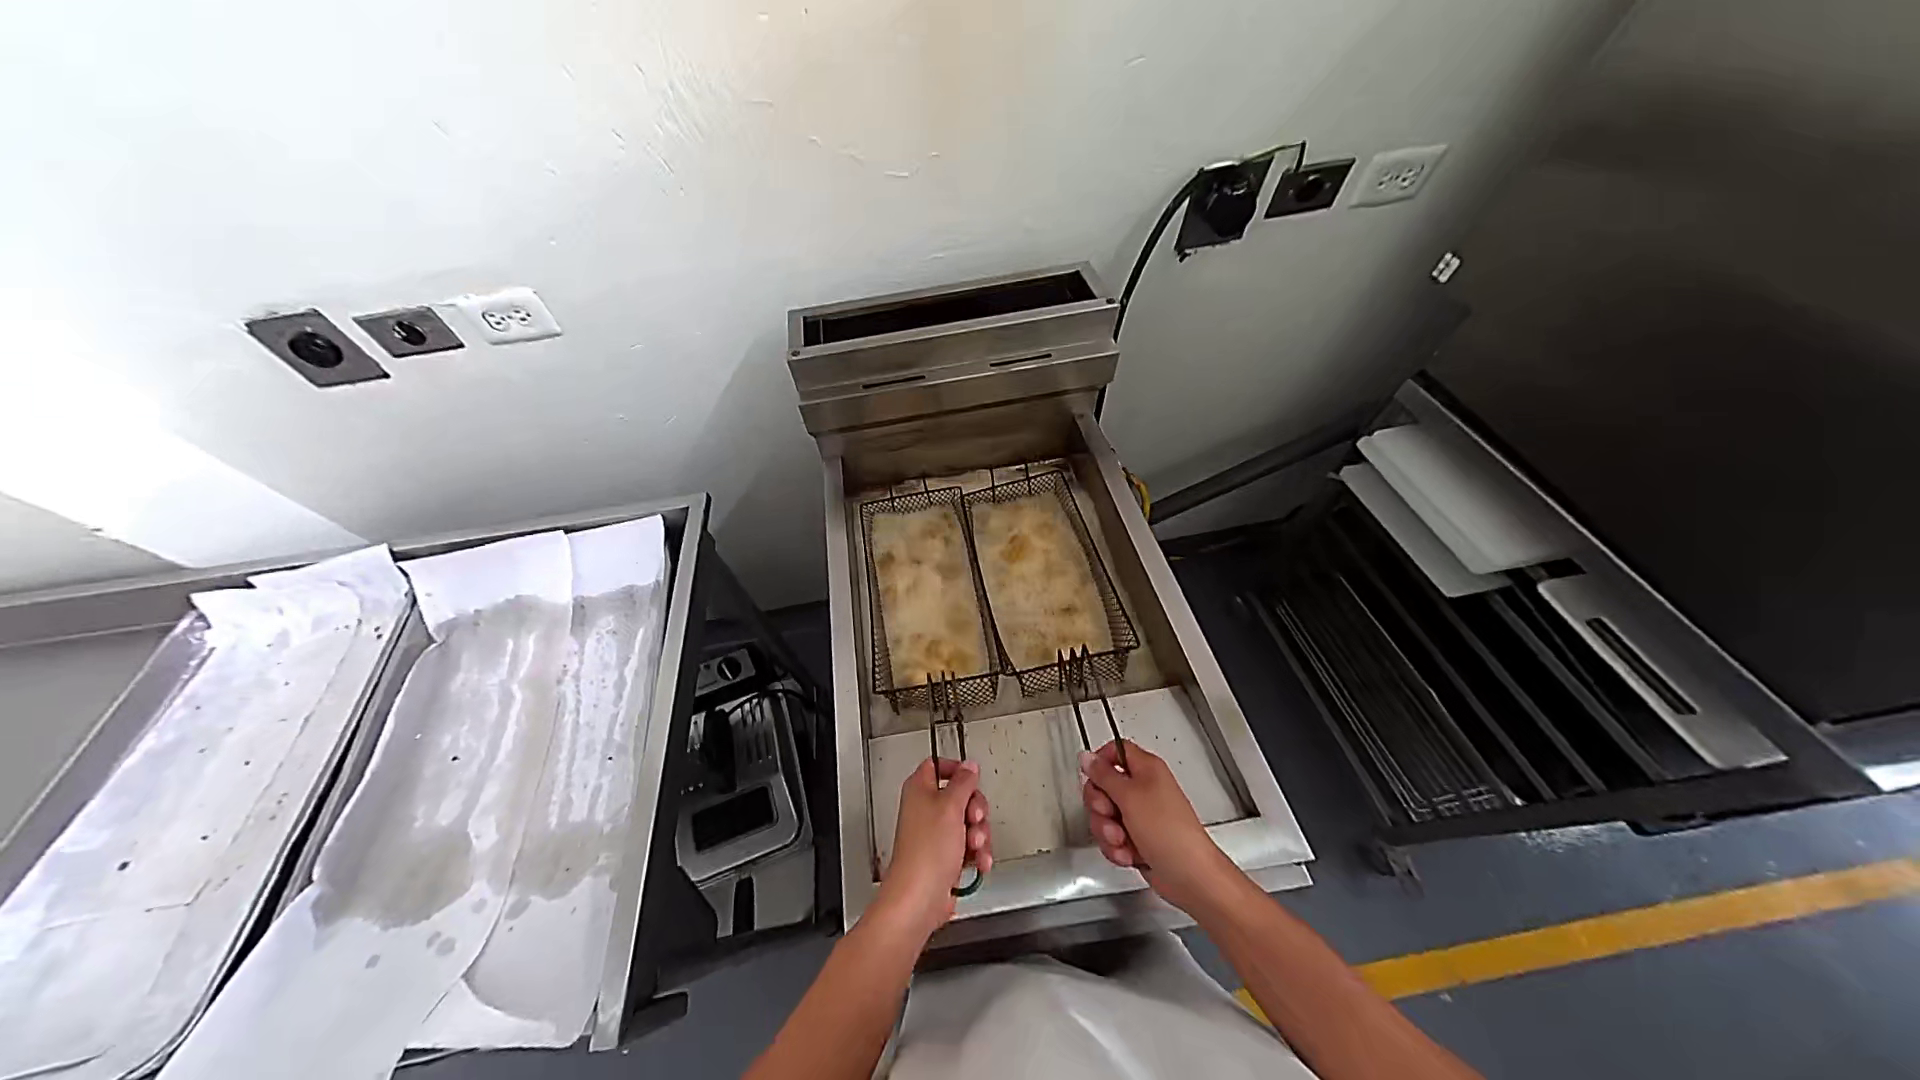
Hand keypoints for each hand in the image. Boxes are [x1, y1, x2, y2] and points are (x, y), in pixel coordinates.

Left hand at [874, 757, 992, 940]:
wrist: (920, 897)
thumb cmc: (925, 853)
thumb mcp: (950, 806)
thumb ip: (963, 782)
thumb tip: (969, 767)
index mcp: (919, 789)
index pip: (937, 765)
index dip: (956, 769)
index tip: (971, 779)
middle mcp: (925, 809)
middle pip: (961, 795)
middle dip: (975, 808)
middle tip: (973, 818)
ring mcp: (935, 834)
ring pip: (968, 822)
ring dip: (979, 834)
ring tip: (973, 845)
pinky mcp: (945, 856)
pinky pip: (969, 846)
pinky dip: (977, 853)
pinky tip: (978, 862)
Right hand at [1080, 739, 1236, 913]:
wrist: (1189, 876)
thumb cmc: (1170, 832)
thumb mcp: (1129, 796)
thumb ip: (1103, 775)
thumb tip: (1087, 757)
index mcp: (1146, 769)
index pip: (1115, 751)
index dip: (1100, 763)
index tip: (1095, 779)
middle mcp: (1144, 789)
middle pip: (1104, 785)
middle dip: (1100, 805)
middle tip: (1110, 812)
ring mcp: (1141, 815)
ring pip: (1105, 815)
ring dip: (1107, 831)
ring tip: (1123, 839)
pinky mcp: (1138, 838)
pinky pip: (1112, 837)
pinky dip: (1116, 847)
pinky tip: (1129, 853)